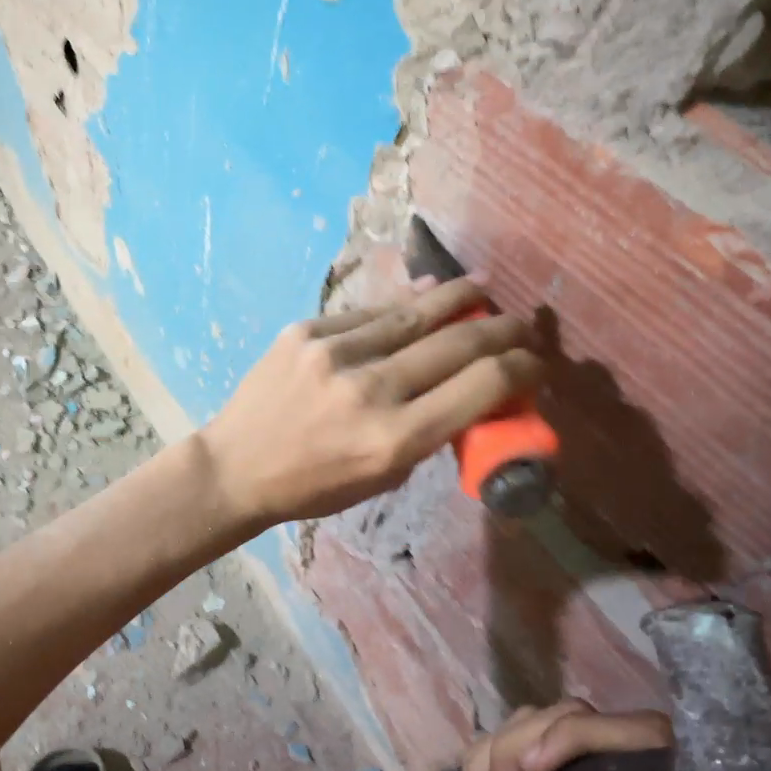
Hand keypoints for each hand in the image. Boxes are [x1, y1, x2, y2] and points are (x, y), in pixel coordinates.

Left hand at [196, 278, 539, 527]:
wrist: (236, 466)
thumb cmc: (313, 486)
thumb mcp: (383, 478)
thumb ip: (427, 432)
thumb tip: (466, 385)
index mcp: (395, 439)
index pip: (480, 386)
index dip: (520, 368)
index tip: (535, 362)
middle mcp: (370, 390)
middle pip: (457, 344)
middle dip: (501, 330)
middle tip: (523, 322)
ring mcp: (334, 354)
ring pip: (412, 314)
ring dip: (456, 298)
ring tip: (483, 285)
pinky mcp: (304, 332)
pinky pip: (367, 313)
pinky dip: (401, 303)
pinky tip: (425, 292)